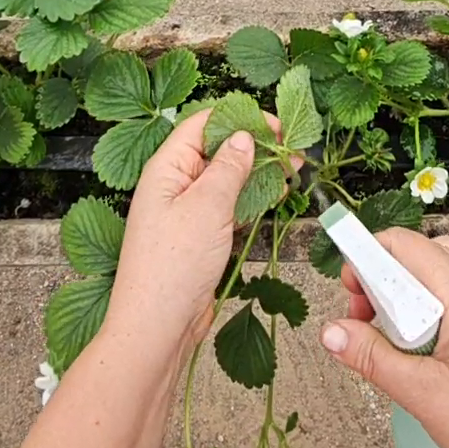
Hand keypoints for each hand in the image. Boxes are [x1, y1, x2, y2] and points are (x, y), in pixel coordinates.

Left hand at [6, 112, 267, 447]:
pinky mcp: (199, 234)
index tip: (275, 123)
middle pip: (217, 149)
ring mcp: (187, 210)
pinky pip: (228, 204)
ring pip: (226, 177)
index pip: (203, 123)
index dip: (239, 117)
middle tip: (291, 147)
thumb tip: (244, 137)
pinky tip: (275, 193)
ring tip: (292, 167)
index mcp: (167, 168)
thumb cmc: (171, 268)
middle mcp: (175, 184)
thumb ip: (228, 167)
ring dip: (258, 170)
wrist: (155, 330)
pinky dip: (251, 196)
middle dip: (254, 143)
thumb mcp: (206, 207)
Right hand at [319, 230, 448, 447]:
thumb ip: (372, 358)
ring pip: (435, 272)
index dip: (367, 256)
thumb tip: (332, 333)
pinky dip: (426, 306)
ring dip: (404, 293)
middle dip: (382, 276)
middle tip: (362, 315)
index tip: (346, 284)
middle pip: (418, 253)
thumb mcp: (423, 394)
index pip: (404, 244)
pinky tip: (417, 345)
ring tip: (388, 334)